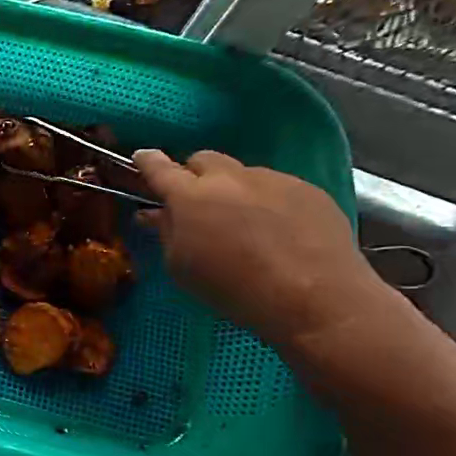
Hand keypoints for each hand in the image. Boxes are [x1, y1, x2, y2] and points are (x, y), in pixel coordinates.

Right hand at [134, 150, 393, 346]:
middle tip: (199, 205)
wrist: (313, 297)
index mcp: (190, 196)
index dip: (148, 162)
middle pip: (203, 159)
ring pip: (242, 174)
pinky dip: (269, 203)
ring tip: (247, 228)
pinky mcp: (307, 188)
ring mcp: (271, 178)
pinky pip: (277, 187)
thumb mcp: (183, 269)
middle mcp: (229, 176)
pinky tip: (280, 234)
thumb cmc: (234, 289)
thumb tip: (158, 214)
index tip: (142, 158)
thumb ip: (167, 233)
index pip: (159, 167)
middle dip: (195, 176)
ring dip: (235, 191)